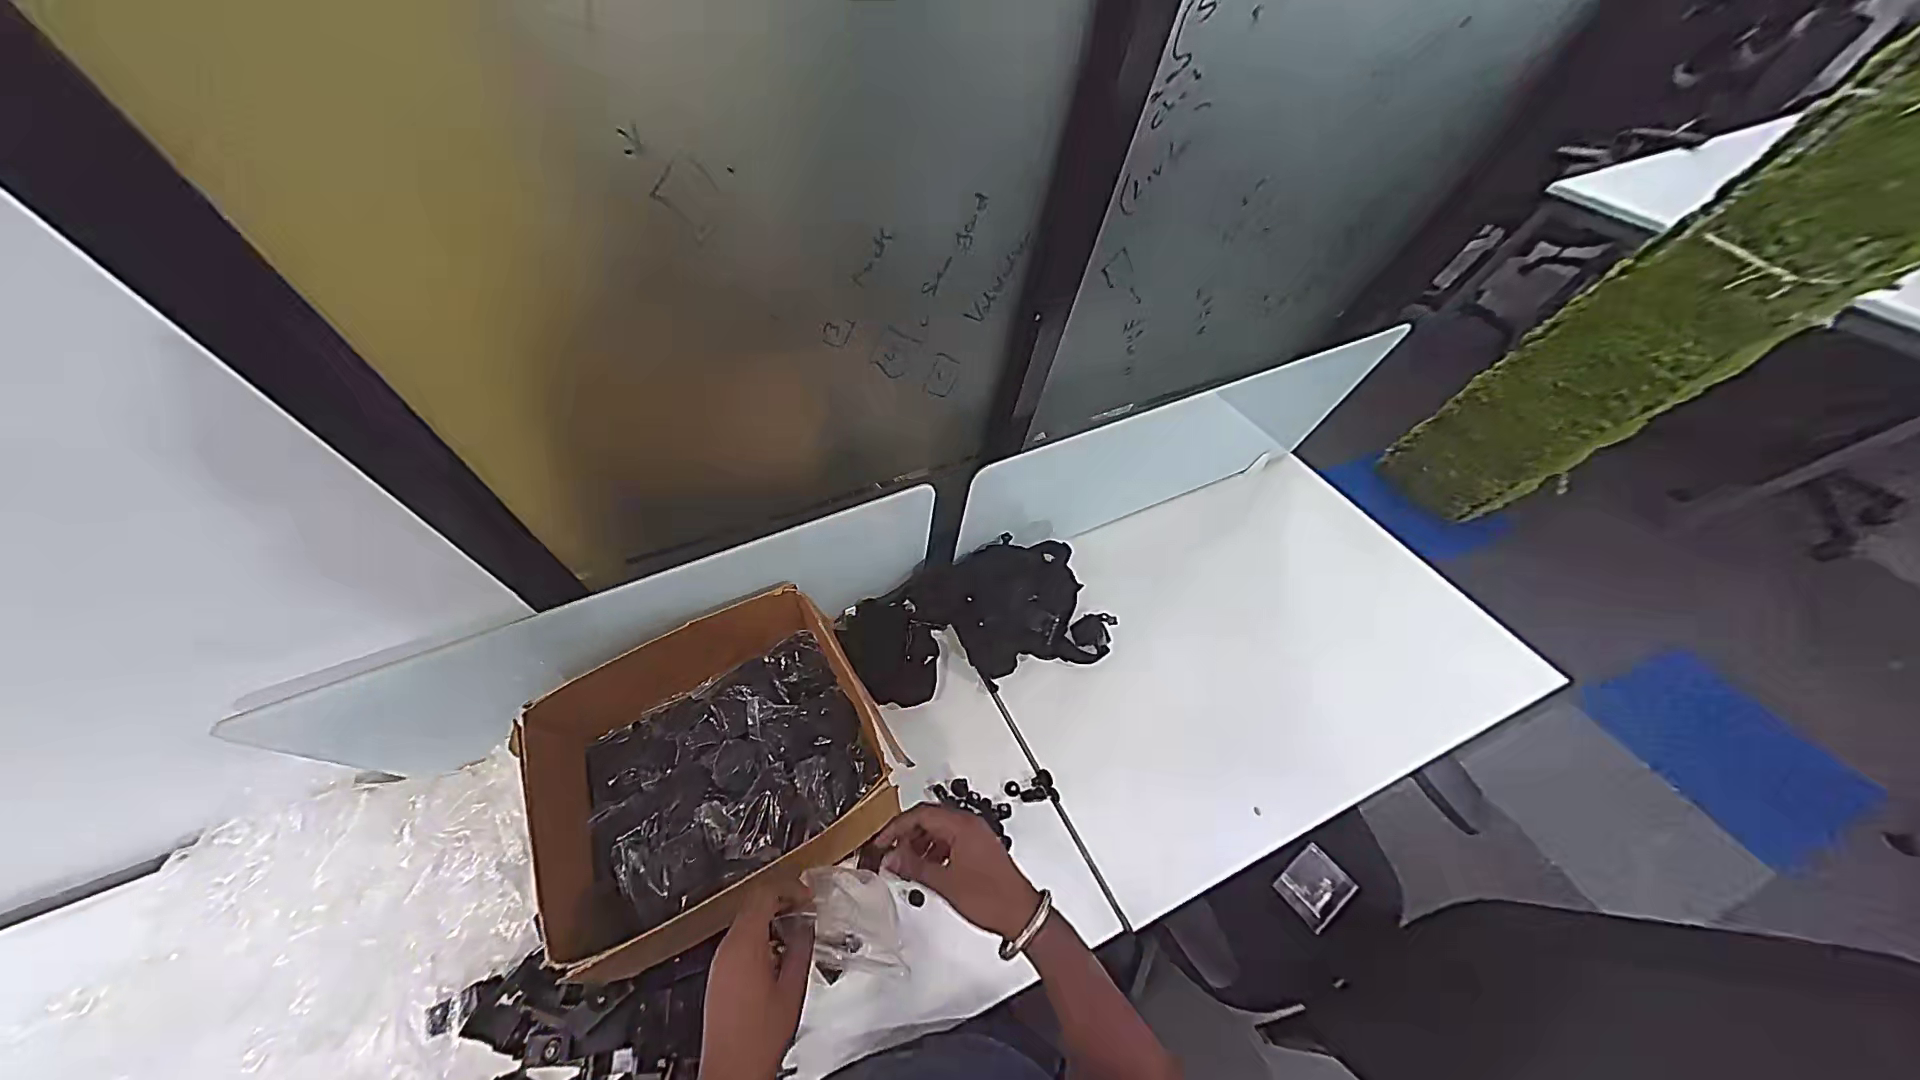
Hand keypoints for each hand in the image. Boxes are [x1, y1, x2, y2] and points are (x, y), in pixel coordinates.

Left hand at [701, 882, 813, 1079]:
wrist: (731, 1072)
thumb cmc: (759, 1037)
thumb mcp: (792, 987)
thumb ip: (800, 947)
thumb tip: (806, 924)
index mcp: (745, 945)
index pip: (764, 894)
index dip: (789, 887)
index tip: (807, 894)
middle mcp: (727, 948)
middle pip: (753, 903)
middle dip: (781, 898)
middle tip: (804, 905)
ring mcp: (720, 962)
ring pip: (746, 920)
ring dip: (771, 916)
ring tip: (796, 925)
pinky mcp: (719, 975)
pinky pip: (739, 940)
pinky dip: (760, 933)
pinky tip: (778, 949)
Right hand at [874, 803, 1043, 939]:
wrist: (1020, 914)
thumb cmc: (993, 897)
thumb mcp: (944, 883)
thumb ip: (913, 867)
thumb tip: (892, 858)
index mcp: (962, 825)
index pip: (920, 814)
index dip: (896, 827)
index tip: (882, 841)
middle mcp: (970, 824)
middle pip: (929, 818)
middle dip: (906, 834)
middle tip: (891, 851)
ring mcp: (976, 835)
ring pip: (939, 829)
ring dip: (919, 843)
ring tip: (905, 862)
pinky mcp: (979, 846)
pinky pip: (950, 839)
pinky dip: (933, 849)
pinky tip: (925, 867)